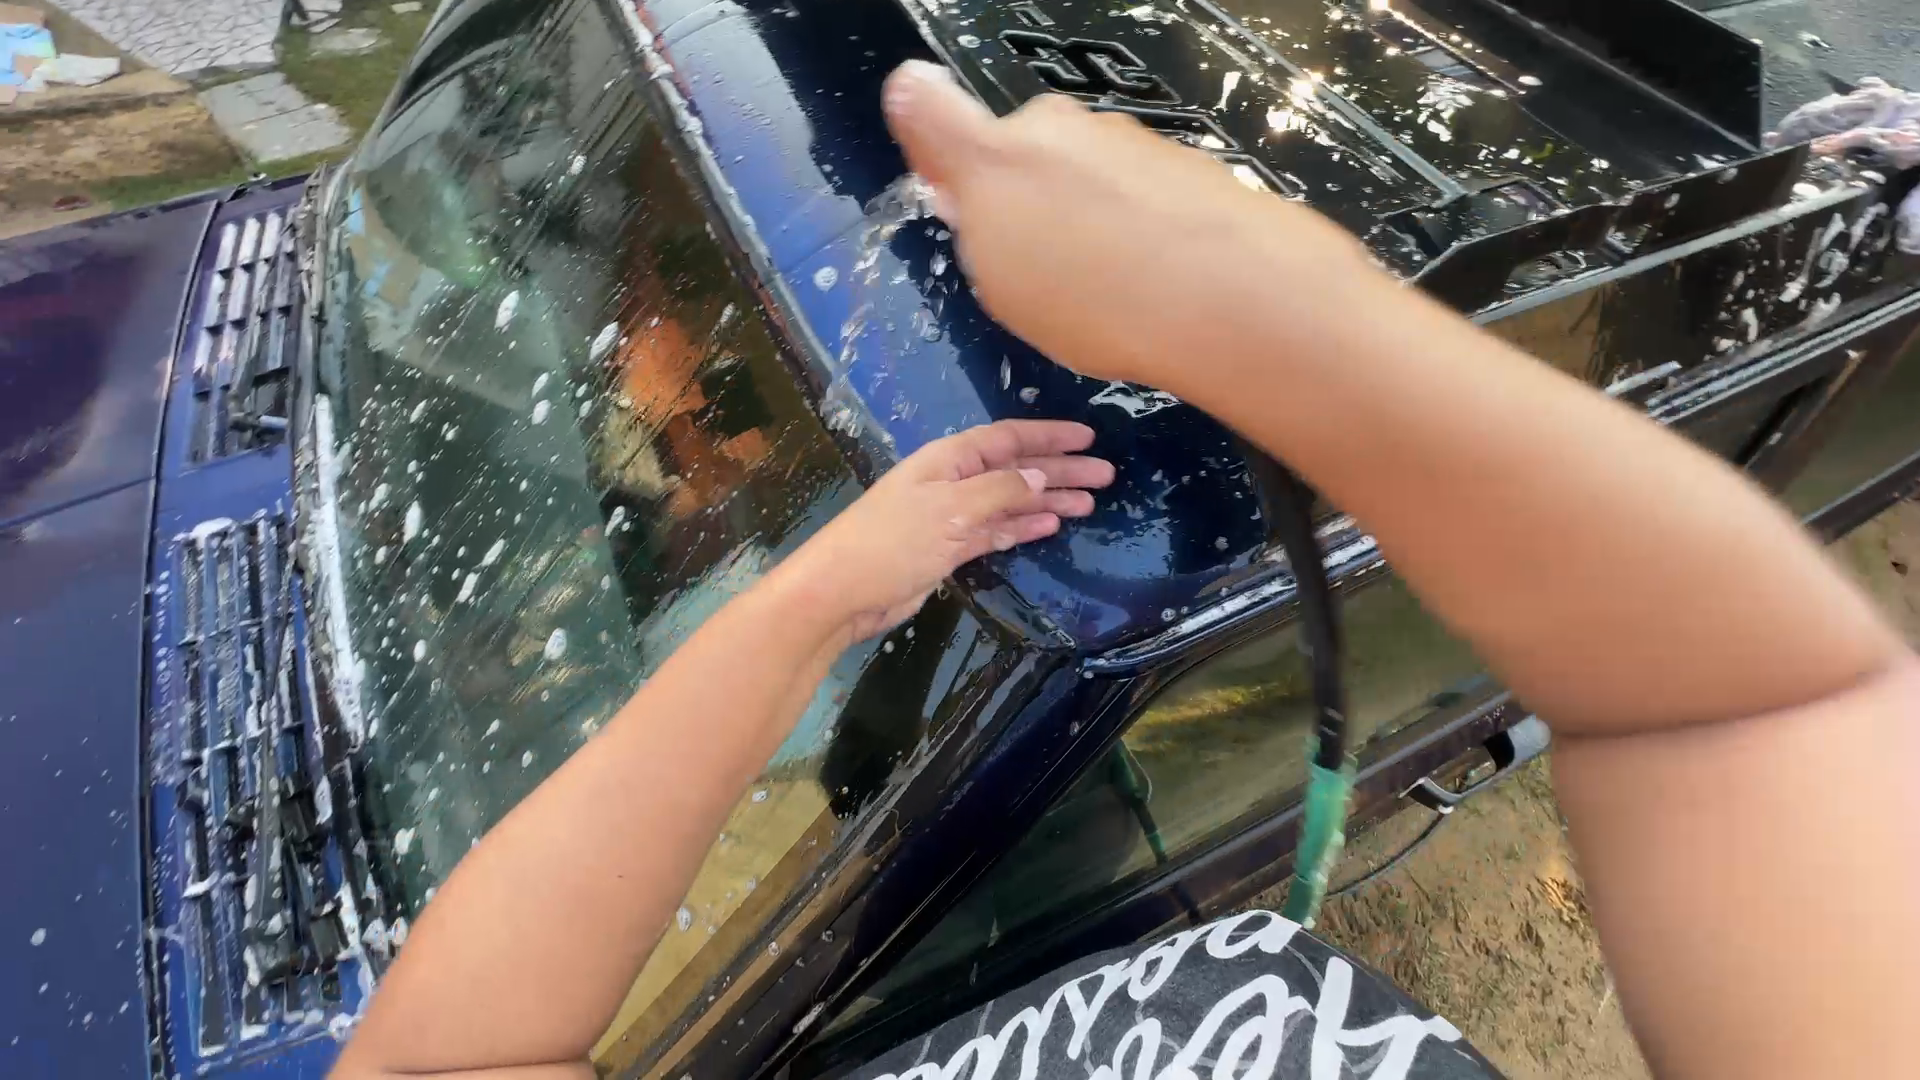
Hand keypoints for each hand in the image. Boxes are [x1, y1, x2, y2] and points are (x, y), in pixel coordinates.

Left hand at [772, 420, 1112, 639]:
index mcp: (949, 460)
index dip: (1049, 437)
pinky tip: (1049, 526)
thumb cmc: (891, 542)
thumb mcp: (949, 509)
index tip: (1088, 438)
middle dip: (1058, 472)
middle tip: (1104, 478)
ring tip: (1087, 504)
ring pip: (1009, 501)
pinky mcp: (949, 548)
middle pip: (1015, 469)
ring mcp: (951, 516)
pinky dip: (1022, 527)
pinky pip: (995, 531)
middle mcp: (953, 481)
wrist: (842, 592)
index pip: (1008, 439)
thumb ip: (999, 490)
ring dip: (1046, 501)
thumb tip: (1039, 475)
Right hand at [880, 60, 1371, 389]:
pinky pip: (1125, 186)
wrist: (1226, 294)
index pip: (925, 103)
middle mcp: (1053, 126)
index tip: (940, 174)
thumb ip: (973, 226)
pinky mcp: (1172, 155)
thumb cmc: (1092, 300)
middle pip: (1013, 150)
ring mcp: (1118, 136)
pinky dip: (1123, 219)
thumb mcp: (1003, 286)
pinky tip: (1145, 272)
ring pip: (1073, 169)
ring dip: (1074, 213)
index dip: (917, 123)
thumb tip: (965, 193)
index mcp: (992, 157)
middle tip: (1036, 268)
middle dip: (1015, 196)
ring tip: (1101, 285)